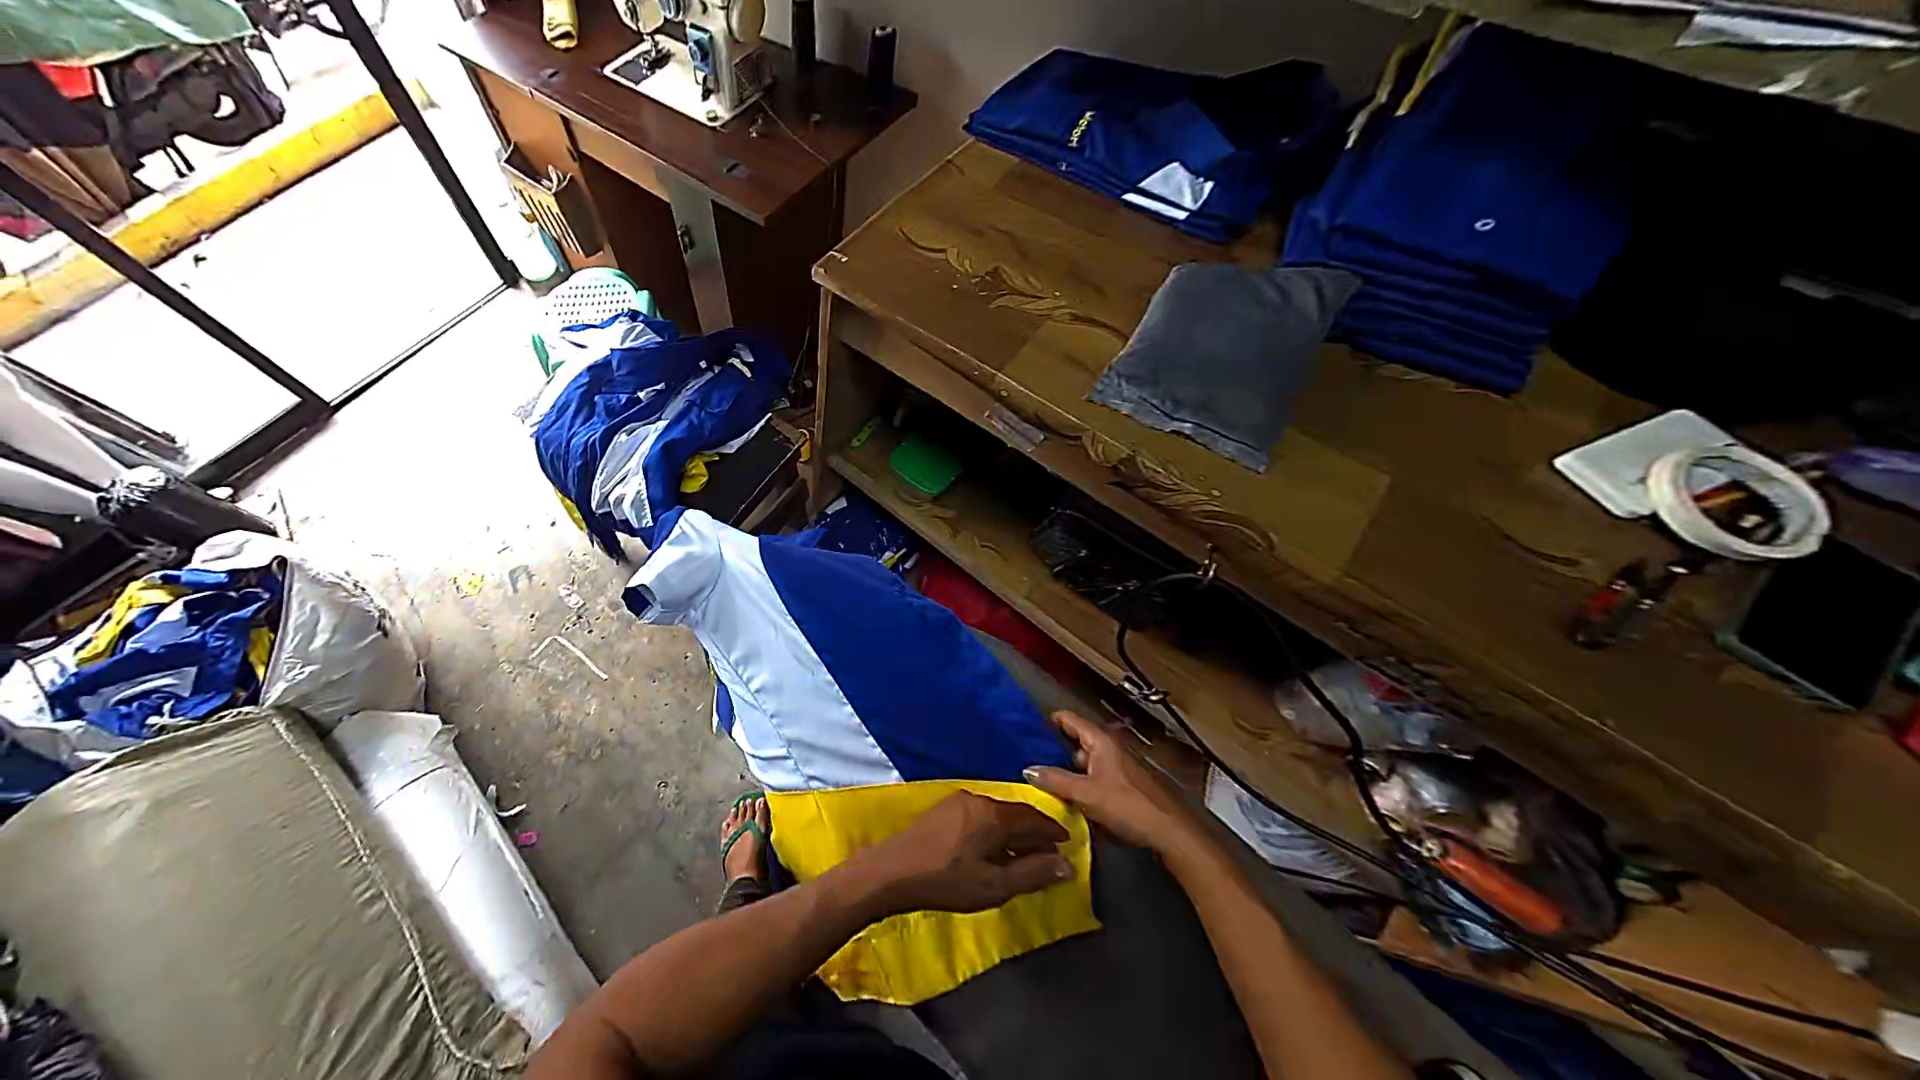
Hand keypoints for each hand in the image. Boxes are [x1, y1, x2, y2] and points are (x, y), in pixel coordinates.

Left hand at [843, 792, 1073, 918]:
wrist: (890, 873)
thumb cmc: (946, 881)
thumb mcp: (995, 886)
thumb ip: (1032, 874)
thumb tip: (1067, 865)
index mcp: (994, 814)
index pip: (1034, 817)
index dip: (1053, 831)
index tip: (1067, 843)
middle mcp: (978, 799)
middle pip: (1015, 814)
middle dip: (1034, 833)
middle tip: (1049, 853)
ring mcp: (957, 803)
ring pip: (996, 815)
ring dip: (1012, 834)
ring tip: (1022, 856)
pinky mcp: (942, 811)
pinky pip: (979, 817)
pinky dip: (993, 832)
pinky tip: (991, 851)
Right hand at [1024, 710, 1206, 855]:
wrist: (1166, 831)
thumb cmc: (1126, 805)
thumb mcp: (1085, 792)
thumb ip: (1055, 780)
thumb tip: (1028, 770)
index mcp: (1100, 741)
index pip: (1069, 719)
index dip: (1049, 721)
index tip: (1026, 730)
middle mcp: (1108, 749)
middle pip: (1074, 743)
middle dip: (1052, 752)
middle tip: (1026, 762)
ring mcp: (1115, 769)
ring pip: (1082, 765)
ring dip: (1065, 773)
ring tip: (1039, 783)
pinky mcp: (1119, 788)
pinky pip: (1091, 781)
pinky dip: (1078, 787)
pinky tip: (1064, 801)